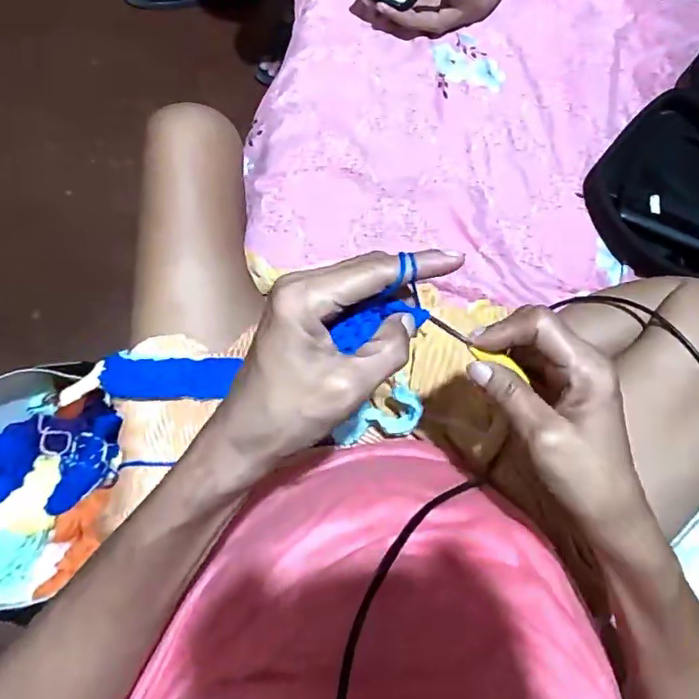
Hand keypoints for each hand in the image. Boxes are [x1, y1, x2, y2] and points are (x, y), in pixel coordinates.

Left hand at [203, 250, 464, 476]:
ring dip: (388, 295)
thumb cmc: (292, 414)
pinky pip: (346, 297)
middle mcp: (299, 283)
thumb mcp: (350, 384)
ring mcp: (297, 293)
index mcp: (305, 296)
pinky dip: (371, 306)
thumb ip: (389, 347)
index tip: (455, 260)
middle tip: (439, 292)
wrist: (243, 438)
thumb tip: (406, 319)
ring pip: (358, 282)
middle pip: (366, 269)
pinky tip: (387, 320)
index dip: (418, 264)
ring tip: (413, 315)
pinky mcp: (300, 308)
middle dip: (405, 280)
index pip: (374, 270)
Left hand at [368, 0, 500, 36]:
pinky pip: (401, 12)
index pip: (409, 20)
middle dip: (380, 15)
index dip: (394, 14)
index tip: (379, 4)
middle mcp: (425, 25)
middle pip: (398, 24)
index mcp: (433, 22)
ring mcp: (421, 19)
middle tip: (363, 1)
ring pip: (397, 19)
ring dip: (381, 11)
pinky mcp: (420, 12)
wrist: (478, 3)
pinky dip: (389, 5)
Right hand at [467, 307, 655, 540]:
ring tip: (476, 362)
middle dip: (503, 335)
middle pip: (539, 327)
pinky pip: (535, 365)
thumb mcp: (542, 435)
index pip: (542, 323)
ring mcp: (577, 374)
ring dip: (505, 349)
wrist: (609, 515)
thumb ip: (510, 394)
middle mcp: (586, 361)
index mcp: (588, 365)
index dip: (504, 328)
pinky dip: (512, 366)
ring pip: (534, 344)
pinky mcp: (567, 389)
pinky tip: (494, 376)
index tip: (471, 346)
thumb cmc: (582, 476)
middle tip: (470, 353)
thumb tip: (473, 364)